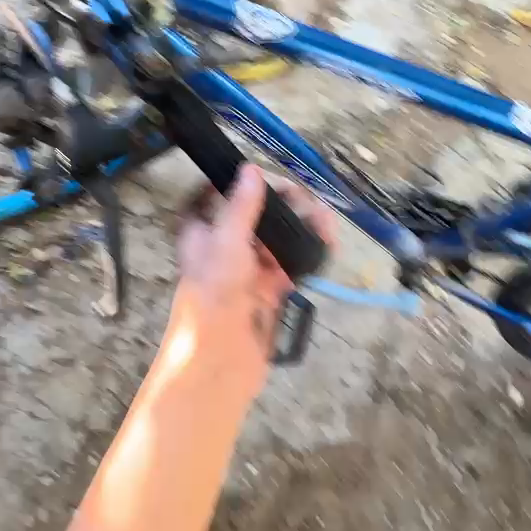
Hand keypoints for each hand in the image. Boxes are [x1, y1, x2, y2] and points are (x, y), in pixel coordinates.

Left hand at [164, 164, 337, 390]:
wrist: (221, 361)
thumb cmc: (215, 293)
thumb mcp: (227, 241)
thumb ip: (242, 206)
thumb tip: (252, 169)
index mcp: (202, 230)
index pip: (221, 193)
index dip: (246, 182)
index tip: (274, 178)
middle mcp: (224, 246)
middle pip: (256, 213)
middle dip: (285, 203)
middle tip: (309, 201)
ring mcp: (249, 269)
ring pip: (278, 237)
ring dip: (302, 225)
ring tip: (326, 221)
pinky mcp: (270, 290)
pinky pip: (292, 263)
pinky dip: (310, 251)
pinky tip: (328, 242)